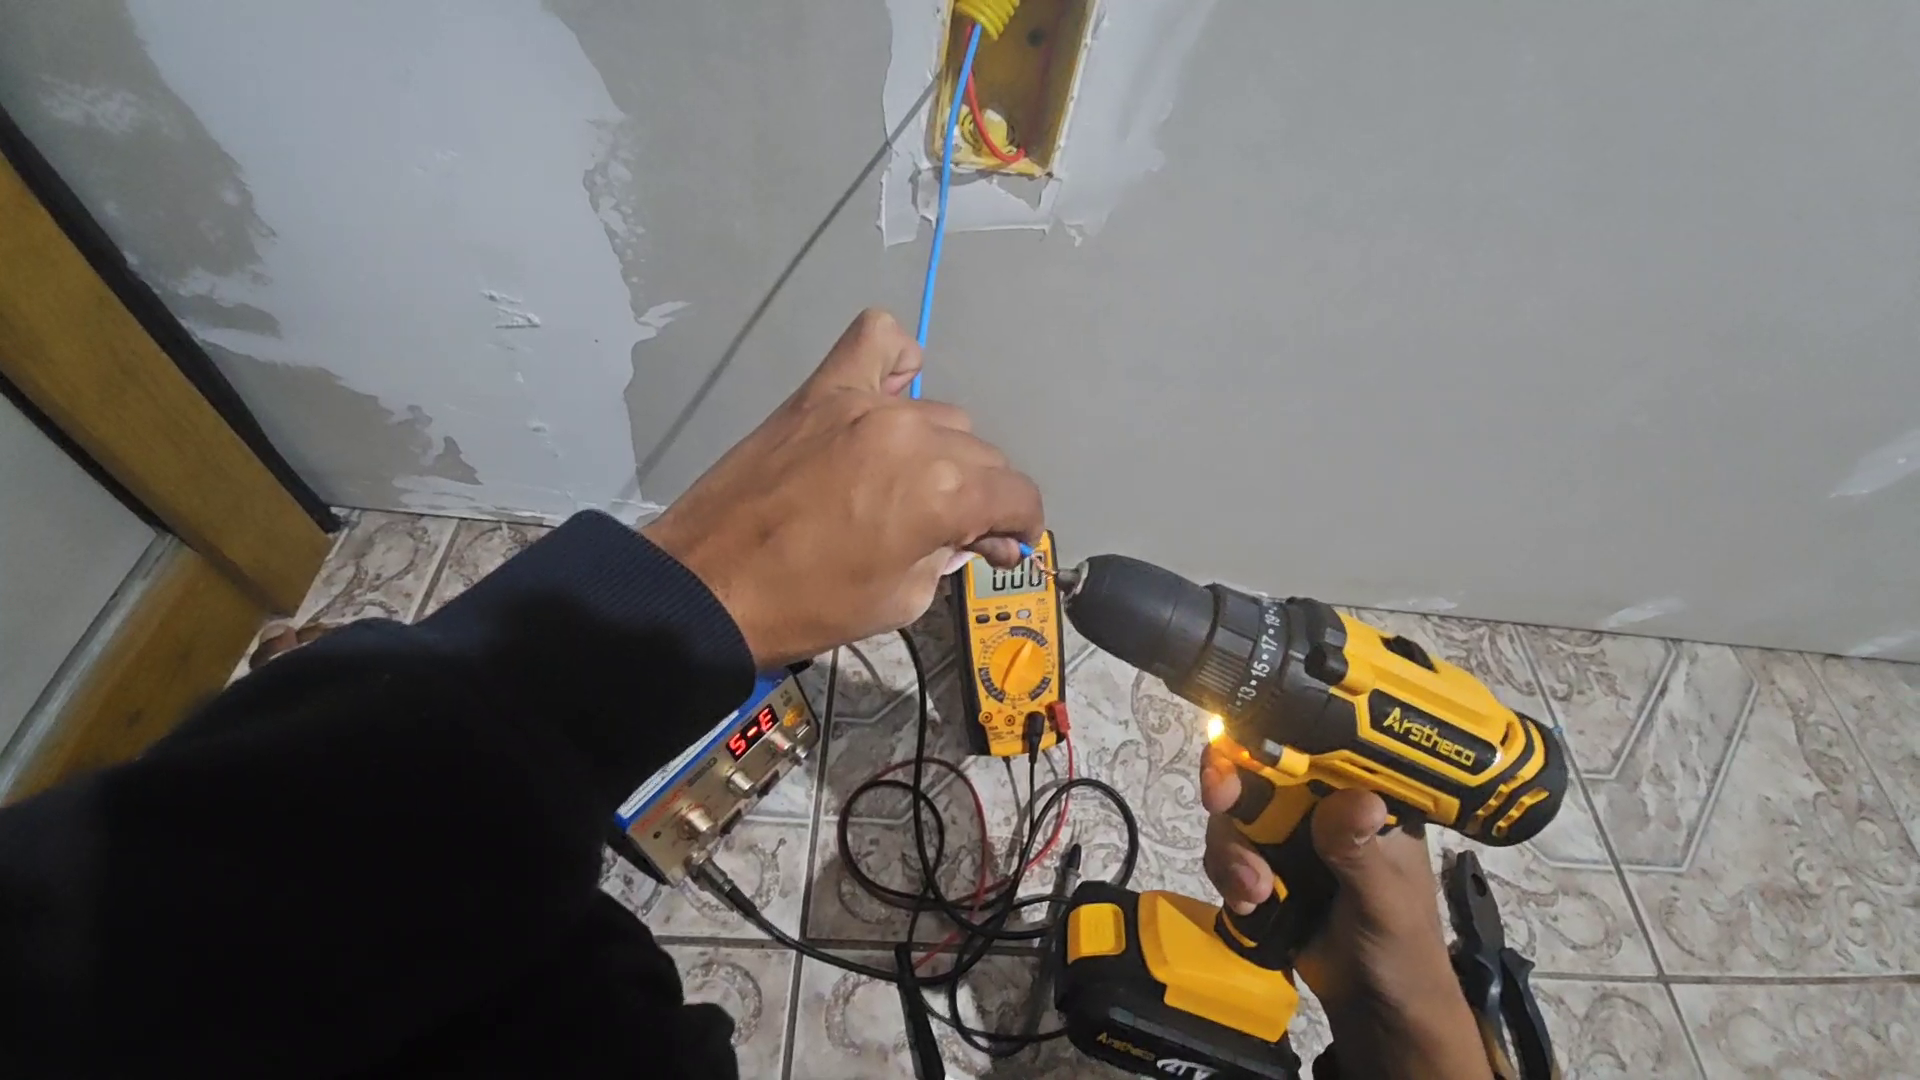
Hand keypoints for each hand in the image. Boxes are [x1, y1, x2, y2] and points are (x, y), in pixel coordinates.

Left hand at [642, 310, 1042, 666]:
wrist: (709, 586)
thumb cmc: (809, 607)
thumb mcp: (902, 600)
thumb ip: (951, 555)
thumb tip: (979, 534)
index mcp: (942, 493)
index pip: (1017, 494)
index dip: (1022, 525)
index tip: (1006, 543)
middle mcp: (916, 436)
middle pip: (982, 455)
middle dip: (980, 496)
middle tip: (951, 527)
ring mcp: (866, 405)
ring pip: (940, 414)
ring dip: (941, 453)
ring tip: (909, 481)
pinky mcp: (821, 390)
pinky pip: (875, 340)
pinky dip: (896, 361)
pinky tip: (892, 391)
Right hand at [1200, 748, 1492, 1079]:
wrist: (1377, 1009)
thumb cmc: (1401, 948)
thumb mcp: (1386, 899)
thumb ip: (1361, 852)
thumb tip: (1357, 798)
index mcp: (1359, 796)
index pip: (1311, 748)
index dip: (1268, 739)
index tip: (1238, 752)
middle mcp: (1317, 805)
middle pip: (1257, 771)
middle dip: (1229, 784)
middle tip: (1218, 800)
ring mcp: (1286, 835)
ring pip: (1234, 813)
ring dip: (1230, 849)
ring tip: (1253, 893)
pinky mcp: (1261, 864)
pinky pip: (1224, 852)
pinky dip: (1226, 875)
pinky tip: (1248, 906)